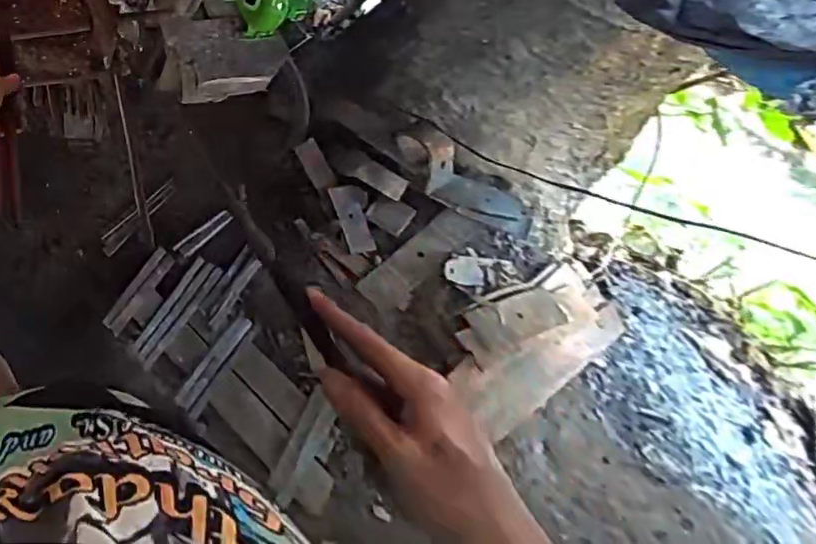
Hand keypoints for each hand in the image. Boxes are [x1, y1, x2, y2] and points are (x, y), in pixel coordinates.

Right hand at [308, 289, 549, 543]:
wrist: (502, 538)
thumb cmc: (451, 496)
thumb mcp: (397, 455)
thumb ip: (361, 412)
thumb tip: (327, 374)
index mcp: (422, 384)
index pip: (369, 342)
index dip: (337, 318)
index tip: (313, 295)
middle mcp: (433, 385)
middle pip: (378, 360)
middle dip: (346, 348)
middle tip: (314, 337)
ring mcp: (440, 404)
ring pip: (388, 383)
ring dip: (360, 381)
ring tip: (333, 382)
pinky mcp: (442, 424)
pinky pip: (399, 400)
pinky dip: (376, 400)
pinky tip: (365, 415)